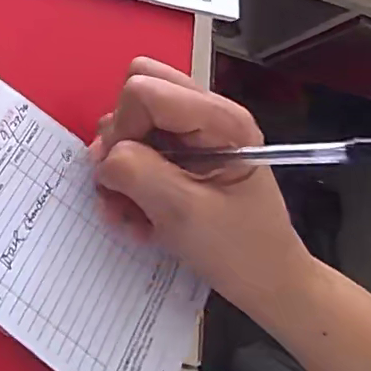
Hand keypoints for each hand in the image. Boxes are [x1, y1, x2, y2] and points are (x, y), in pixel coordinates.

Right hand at [91, 57, 314, 317]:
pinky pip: (139, 143)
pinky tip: (139, 212)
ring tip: (130, 211)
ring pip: (132, 117)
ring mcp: (194, 130)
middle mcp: (207, 113)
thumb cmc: (237, 250)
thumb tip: (104, 157)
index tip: (126, 173)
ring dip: (120, 164)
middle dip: (119, 137)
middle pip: (137, 89)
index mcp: (221, 119)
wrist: (267, 281)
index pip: (144, 89)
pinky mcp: (183, 149)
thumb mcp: (182, 213)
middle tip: (123, 181)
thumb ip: (136, 172)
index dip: (123, 127)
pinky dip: (129, 176)